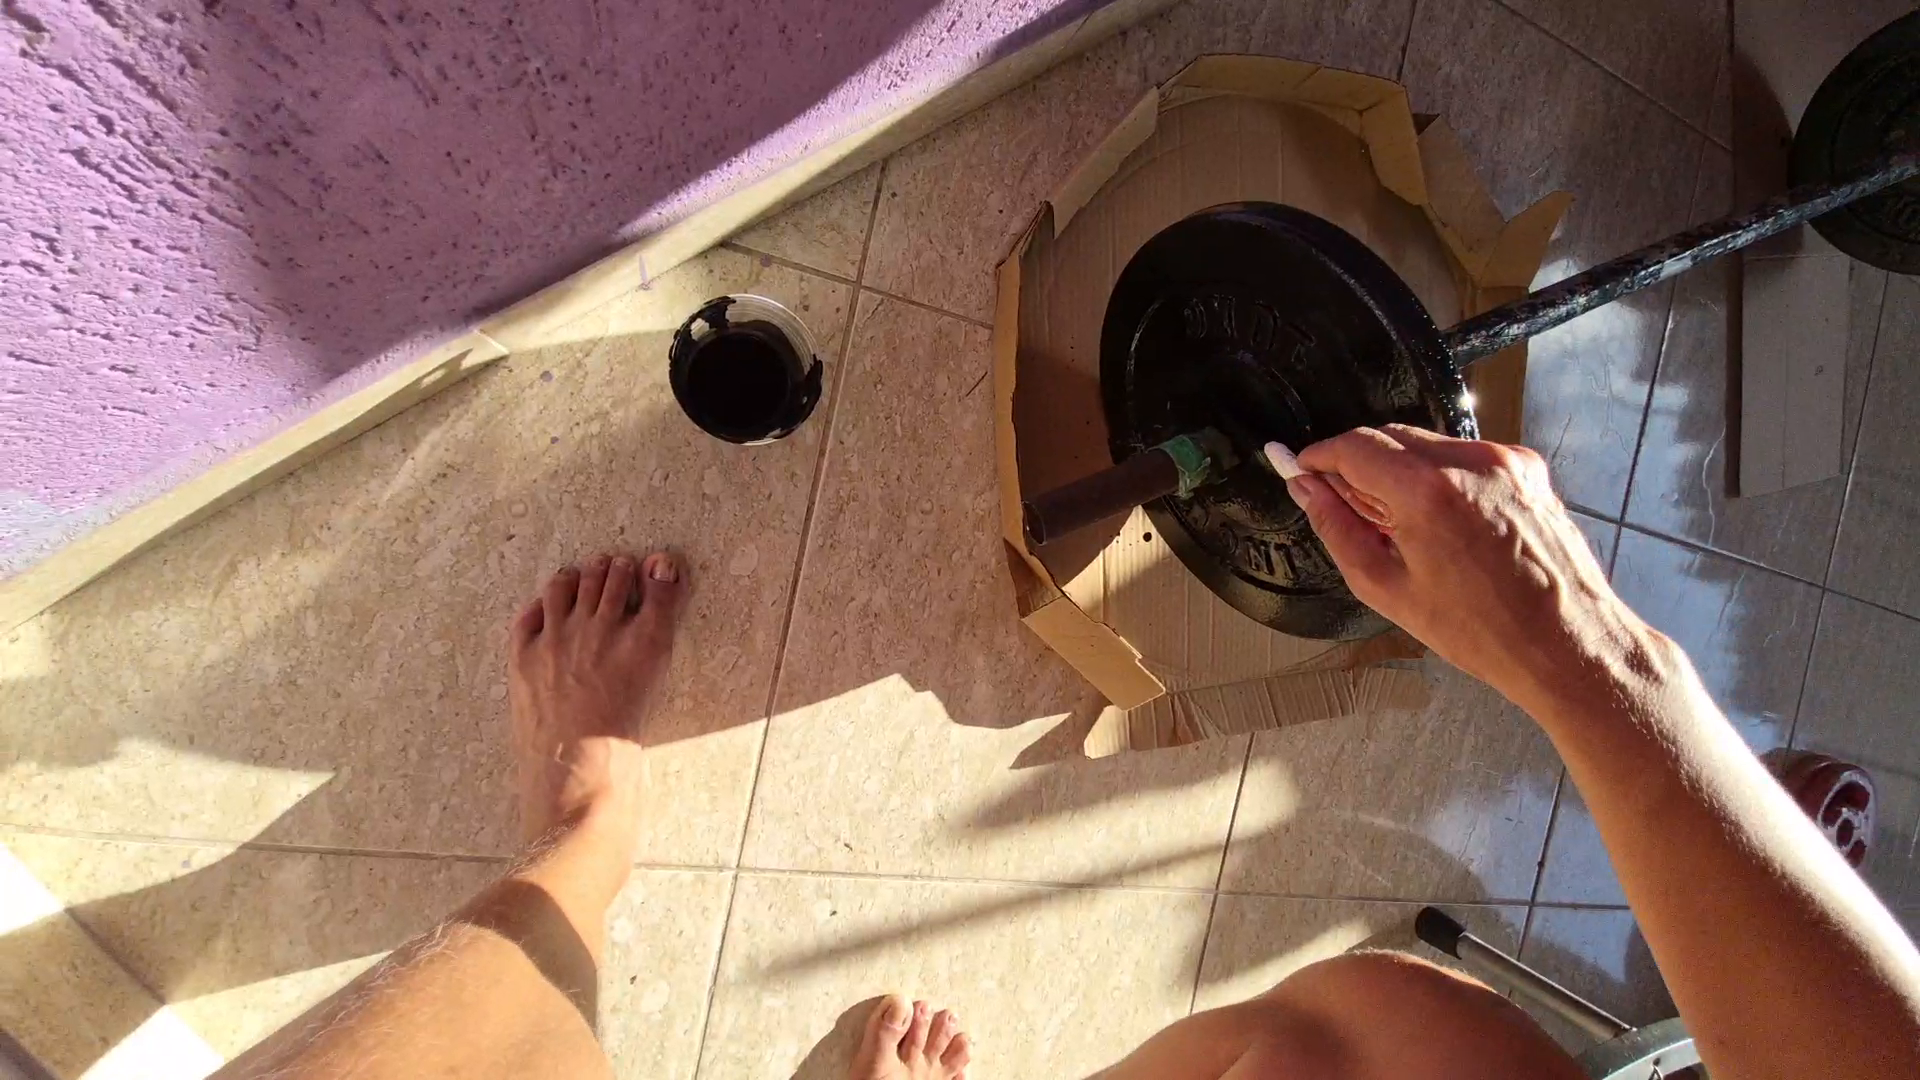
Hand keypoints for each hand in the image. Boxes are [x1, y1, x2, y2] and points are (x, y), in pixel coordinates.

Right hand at [1289, 425, 1650, 710]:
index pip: (1354, 447)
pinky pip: (1458, 455)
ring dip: (1391, 469)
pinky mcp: (1526, 469)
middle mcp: (1469, 461)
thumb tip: (1304, 489)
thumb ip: (1334, 525)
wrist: (1567, 644)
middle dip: (1353, 461)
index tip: (1299, 469)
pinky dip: (1430, 474)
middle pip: (1387, 436)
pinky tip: (1429, 517)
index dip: (1318, 456)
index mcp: (1427, 490)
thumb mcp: (1381, 583)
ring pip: (1422, 444)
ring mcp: (1505, 460)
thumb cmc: (1473, 627)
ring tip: (1389, 519)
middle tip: (1335, 499)